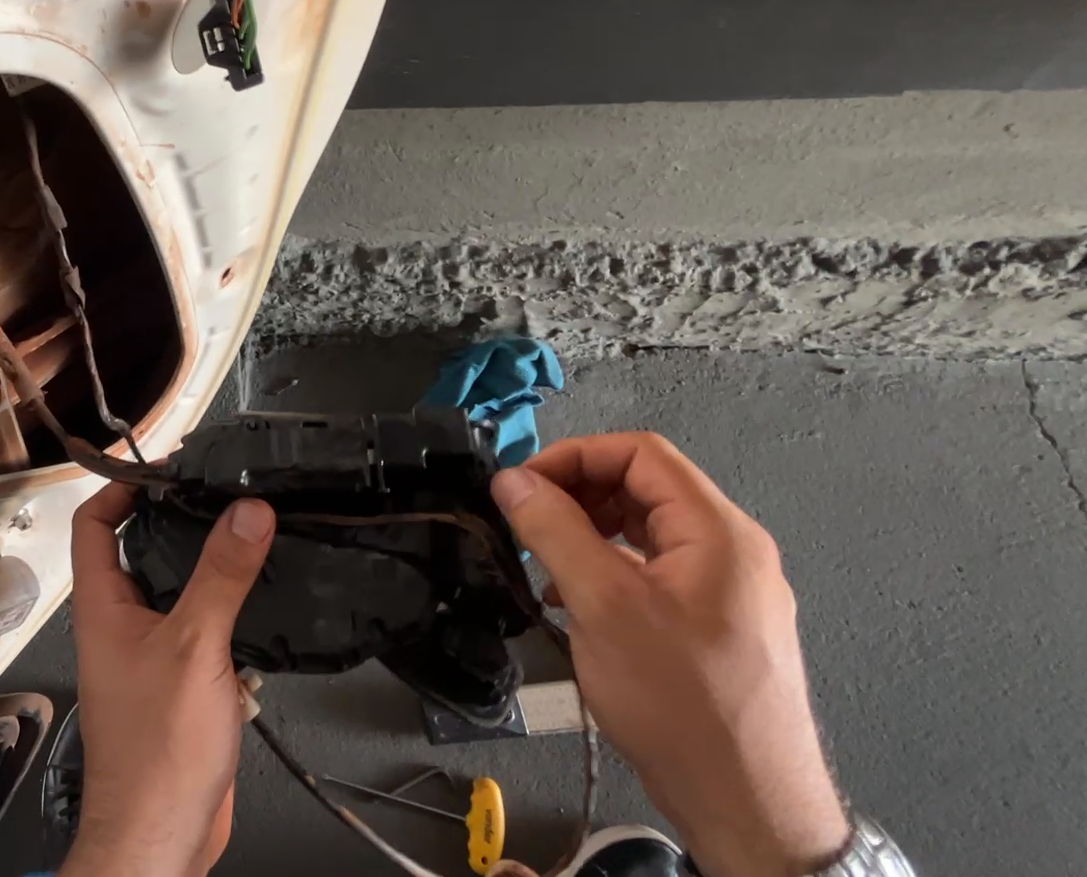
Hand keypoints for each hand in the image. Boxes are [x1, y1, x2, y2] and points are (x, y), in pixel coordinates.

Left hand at [57, 482, 275, 876]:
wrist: (163, 835)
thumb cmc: (157, 750)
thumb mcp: (194, 645)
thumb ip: (220, 575)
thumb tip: (246, 512)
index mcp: (101, 606)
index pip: (94, 524)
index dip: (120, 488)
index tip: (163, 468)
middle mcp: (119, 623)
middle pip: (138, 550)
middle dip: (176, 521)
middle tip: (218, 495)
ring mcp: (149, 652)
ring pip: (175, 590)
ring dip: (207, 568)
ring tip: (247, 537)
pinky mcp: (178, 681)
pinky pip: (200, 628)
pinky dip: (226, 612)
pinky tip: (259, 604)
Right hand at [491, 432, 848, 876]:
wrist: (747, 805)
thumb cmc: (677, 699)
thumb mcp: (602, 605)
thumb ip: (554, 530)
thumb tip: (511, 479)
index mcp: (717, 531)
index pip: (640, 453)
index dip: (573, 456)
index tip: (522, 485)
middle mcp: (730, 548)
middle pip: (643, 486)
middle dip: (576, 492)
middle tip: (525, 520)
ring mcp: (726, 587)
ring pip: (644, 528)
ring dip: (586, 529)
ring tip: (542, 559)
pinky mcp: (713, 621)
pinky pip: (652, 568)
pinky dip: (605, 565)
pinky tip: (572, 597)